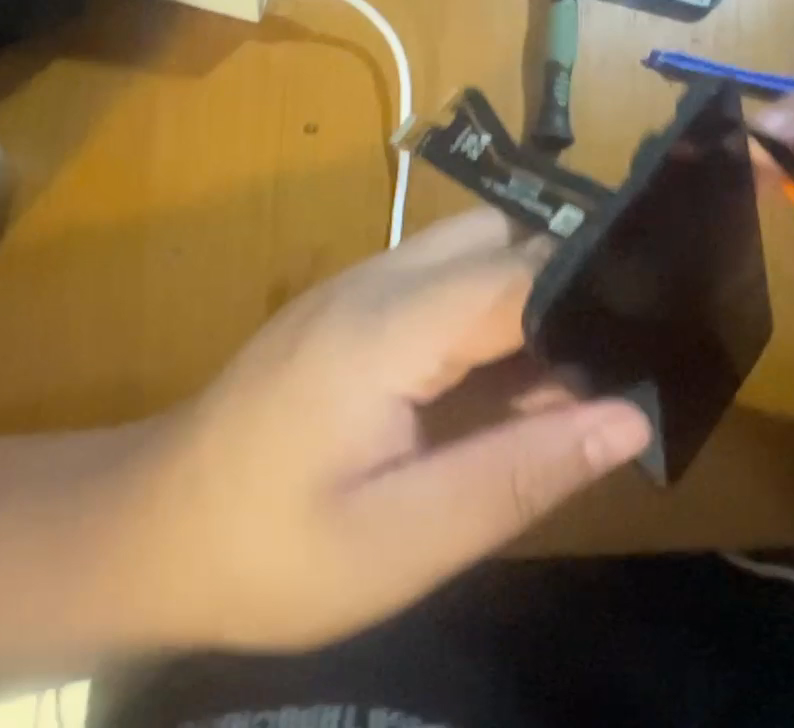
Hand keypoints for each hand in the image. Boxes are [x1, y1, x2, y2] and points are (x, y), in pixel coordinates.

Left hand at [138, 210, 651, 651]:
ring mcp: (357, 286)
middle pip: (503, 241)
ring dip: (528, 303)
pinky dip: (488, 316)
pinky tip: (497, 386)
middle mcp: (376, 280)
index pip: (521, 273)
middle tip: (605, 377)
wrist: (144, 534)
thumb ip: (518, 475)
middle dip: (567, 294)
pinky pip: (443, 282)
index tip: (649, 352)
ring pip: (476, 253)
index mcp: (387, 327)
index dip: (593, 303)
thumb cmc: (267, 553)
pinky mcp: (349, 306)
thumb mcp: (402, 541)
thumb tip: (627, 418)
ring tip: (560, 386)